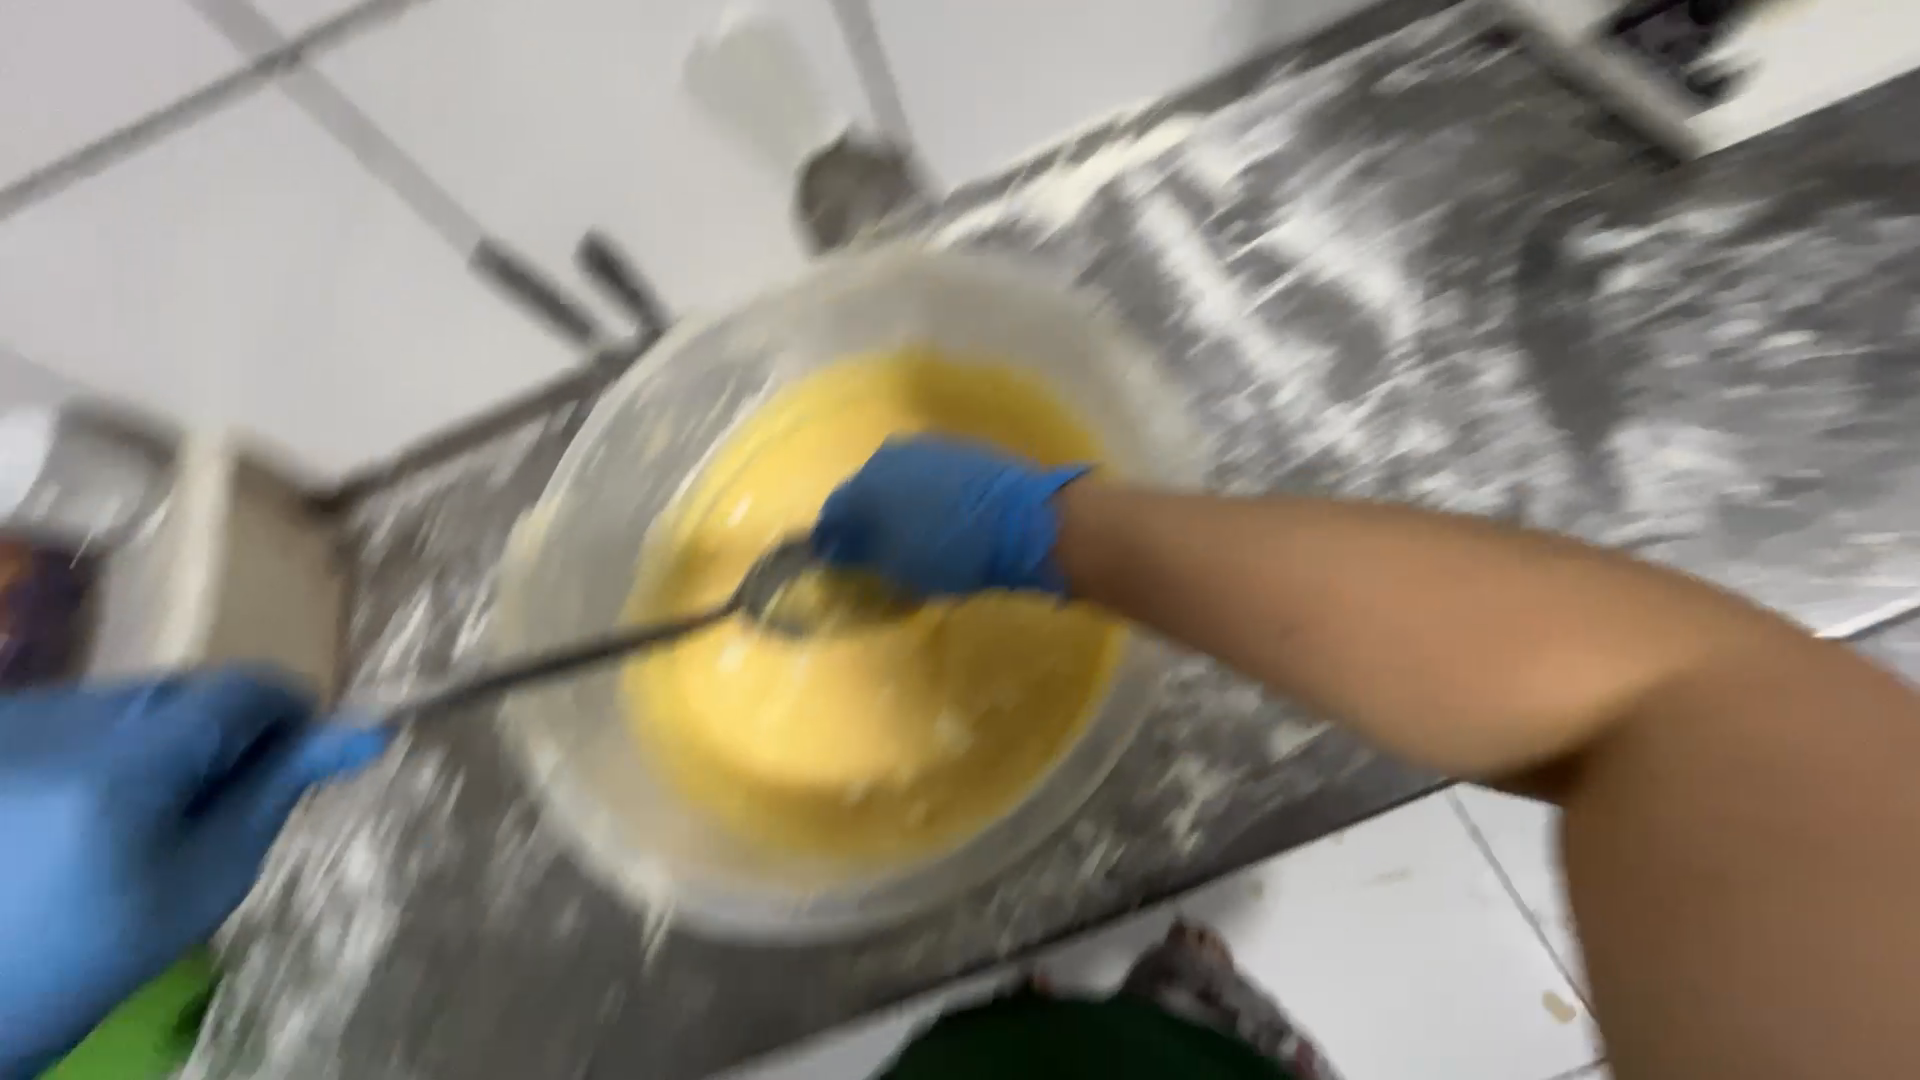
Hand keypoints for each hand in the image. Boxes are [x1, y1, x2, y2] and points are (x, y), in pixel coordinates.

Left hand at [0, 668, 388, 1075]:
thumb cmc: (101, 949)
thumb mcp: (215, 873)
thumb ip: (283, 785)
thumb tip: (376, 728)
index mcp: (120, 770)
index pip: (242, 687)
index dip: (288, 711)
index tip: (297, 757)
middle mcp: (49, 730)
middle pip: (186, 689)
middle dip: (220, 731)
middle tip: (215, 799)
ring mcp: (3, 730)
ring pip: (131, 698)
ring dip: (161, 737)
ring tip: (140, 810)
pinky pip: (74, 713)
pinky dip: (102, 745)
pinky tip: (81, 806)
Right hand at [810, 435, 1090, 596]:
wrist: (1024, 519)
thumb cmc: (951, 551)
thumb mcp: (900, 568)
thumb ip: (864, 555)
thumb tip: (842, 548)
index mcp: (863, 487)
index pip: (833, 514)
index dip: (833, 540)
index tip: (837, 559)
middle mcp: (886, 457)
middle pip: (864, 491)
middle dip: (865, 518)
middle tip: (875, 546)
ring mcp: (925, 447)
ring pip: (896, 478)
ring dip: (896, 502)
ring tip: (911, 530)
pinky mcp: (958, 448)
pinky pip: (927, 473)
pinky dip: (924, 493)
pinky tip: (940, 512)